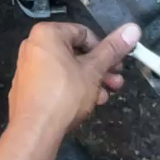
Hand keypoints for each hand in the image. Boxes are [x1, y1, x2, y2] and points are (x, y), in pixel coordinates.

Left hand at [8, 22, 139, 136]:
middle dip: (99, 69)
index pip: (83, 33)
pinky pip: (54, 80)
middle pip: (75, 52)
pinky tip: (86, 104)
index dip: (104, 49)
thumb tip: (133, 28)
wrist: (35, 130)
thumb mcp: (94, 70)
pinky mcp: (27, 86)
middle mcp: (34, 45)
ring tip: (104, 97)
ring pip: (66, 68)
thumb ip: (112, 49)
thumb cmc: (65, 93)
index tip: (117, 66)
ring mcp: (28, 67)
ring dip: (89, 81)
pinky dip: (71, 88)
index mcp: (47, 34)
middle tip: (116, 83)